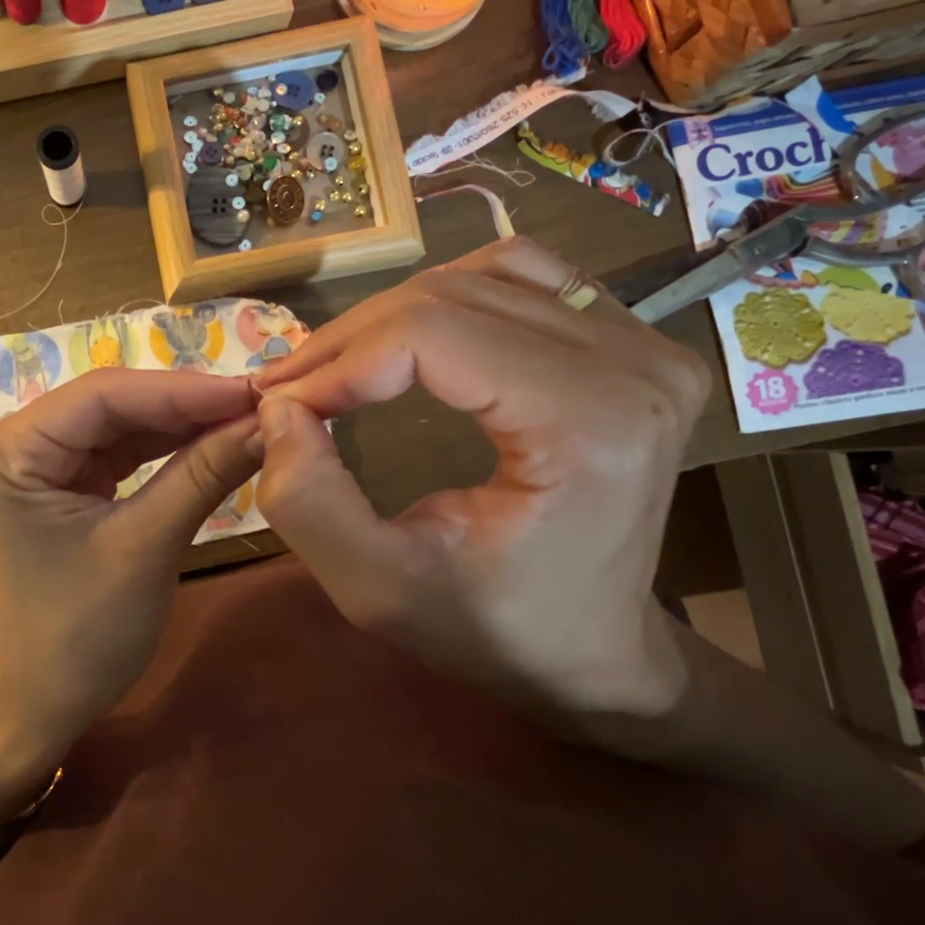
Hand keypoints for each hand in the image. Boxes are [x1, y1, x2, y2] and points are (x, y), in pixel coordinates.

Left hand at [0, 368, 261, 770]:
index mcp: (5, 453)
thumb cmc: (83, 636)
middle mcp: (8, 443)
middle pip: (107, 404)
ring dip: (180, 422)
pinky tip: (213, 437)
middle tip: (261, 400)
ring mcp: (31, 461)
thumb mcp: (145, 548)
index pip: (100, 396)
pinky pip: (114, 450)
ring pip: (116, 423)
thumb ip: (204, 474)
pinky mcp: (56, 481)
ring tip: (248, 415)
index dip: (181, 390)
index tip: (253, 389)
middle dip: (184, 404)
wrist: (45, 702)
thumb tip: (269, 419)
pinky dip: (163, 447)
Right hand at [252, 237, 712, 716]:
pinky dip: (449, 296)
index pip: (431, 335)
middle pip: (449, 297)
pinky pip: (524, 275)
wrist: (594, 650)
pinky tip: (411, 339)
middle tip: (288, 388)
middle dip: (349, 340)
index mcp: (587, 426)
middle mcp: (634, 366)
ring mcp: (646, 345)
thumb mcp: (376, 588)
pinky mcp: (637, 341)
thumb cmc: (491, 629)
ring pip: (480, 274)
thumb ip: (308, 501)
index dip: (338, 362)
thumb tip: (277, 405)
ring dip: (390, 316)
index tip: (281, 407)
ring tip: (338, 369)